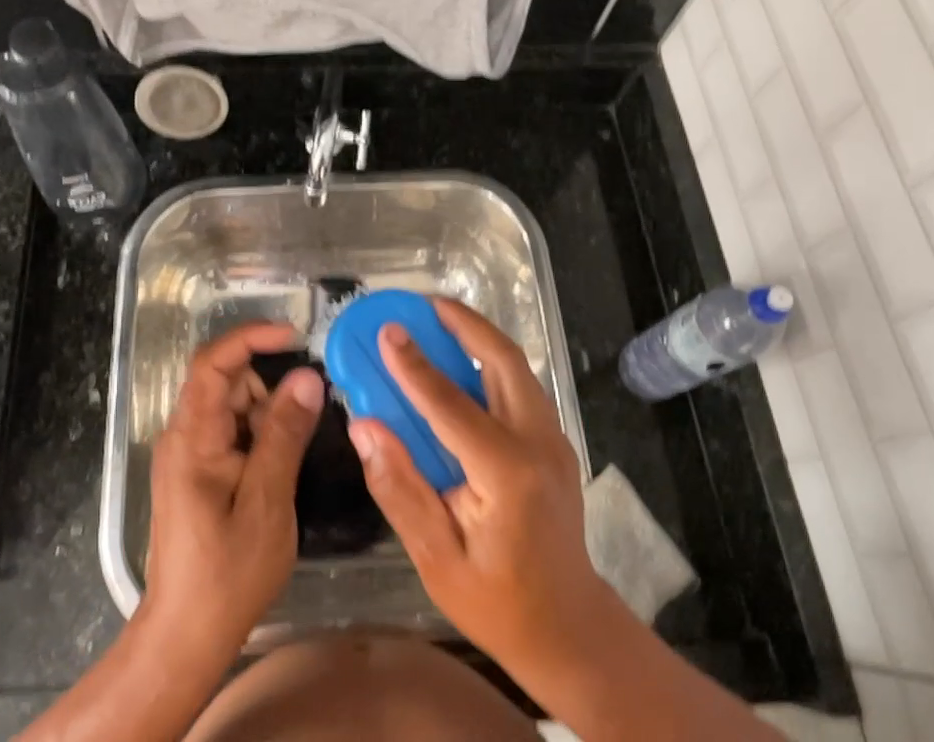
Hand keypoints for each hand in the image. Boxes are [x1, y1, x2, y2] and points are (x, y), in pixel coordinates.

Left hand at [140, 322, 324, 651]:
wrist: (189, 630)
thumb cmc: (228, 571)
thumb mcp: (268, 501)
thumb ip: (284, 435)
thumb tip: (307, 377)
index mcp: (192, 438)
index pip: (212, 364)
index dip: (250, 338)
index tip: (296, 335)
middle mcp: (183, 436)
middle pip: (225, 382)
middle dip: (269, 385)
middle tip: (308, 418)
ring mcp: (189, 455)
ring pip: (232, 406)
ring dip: (268, 413)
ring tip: (295, 453)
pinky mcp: (199, 473)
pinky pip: (232, 433)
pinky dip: (261, 435)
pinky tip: (282, 465)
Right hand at [347, 298, 615, 670]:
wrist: (568, 628)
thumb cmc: (496, 602)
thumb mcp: (435, 558)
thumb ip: (400, 488)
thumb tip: (365, 426)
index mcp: (508, 474)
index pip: (452, 404)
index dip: (414, 365)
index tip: (387, 329)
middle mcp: (539, 444)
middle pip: (504, 362)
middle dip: (464, 324)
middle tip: (422, 304)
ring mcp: (555, 442)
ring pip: (518, 370)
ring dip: (479, 339)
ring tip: (437, 321)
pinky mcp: (555, 446)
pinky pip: (522, 389)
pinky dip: (490, 364)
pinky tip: (460, 367)